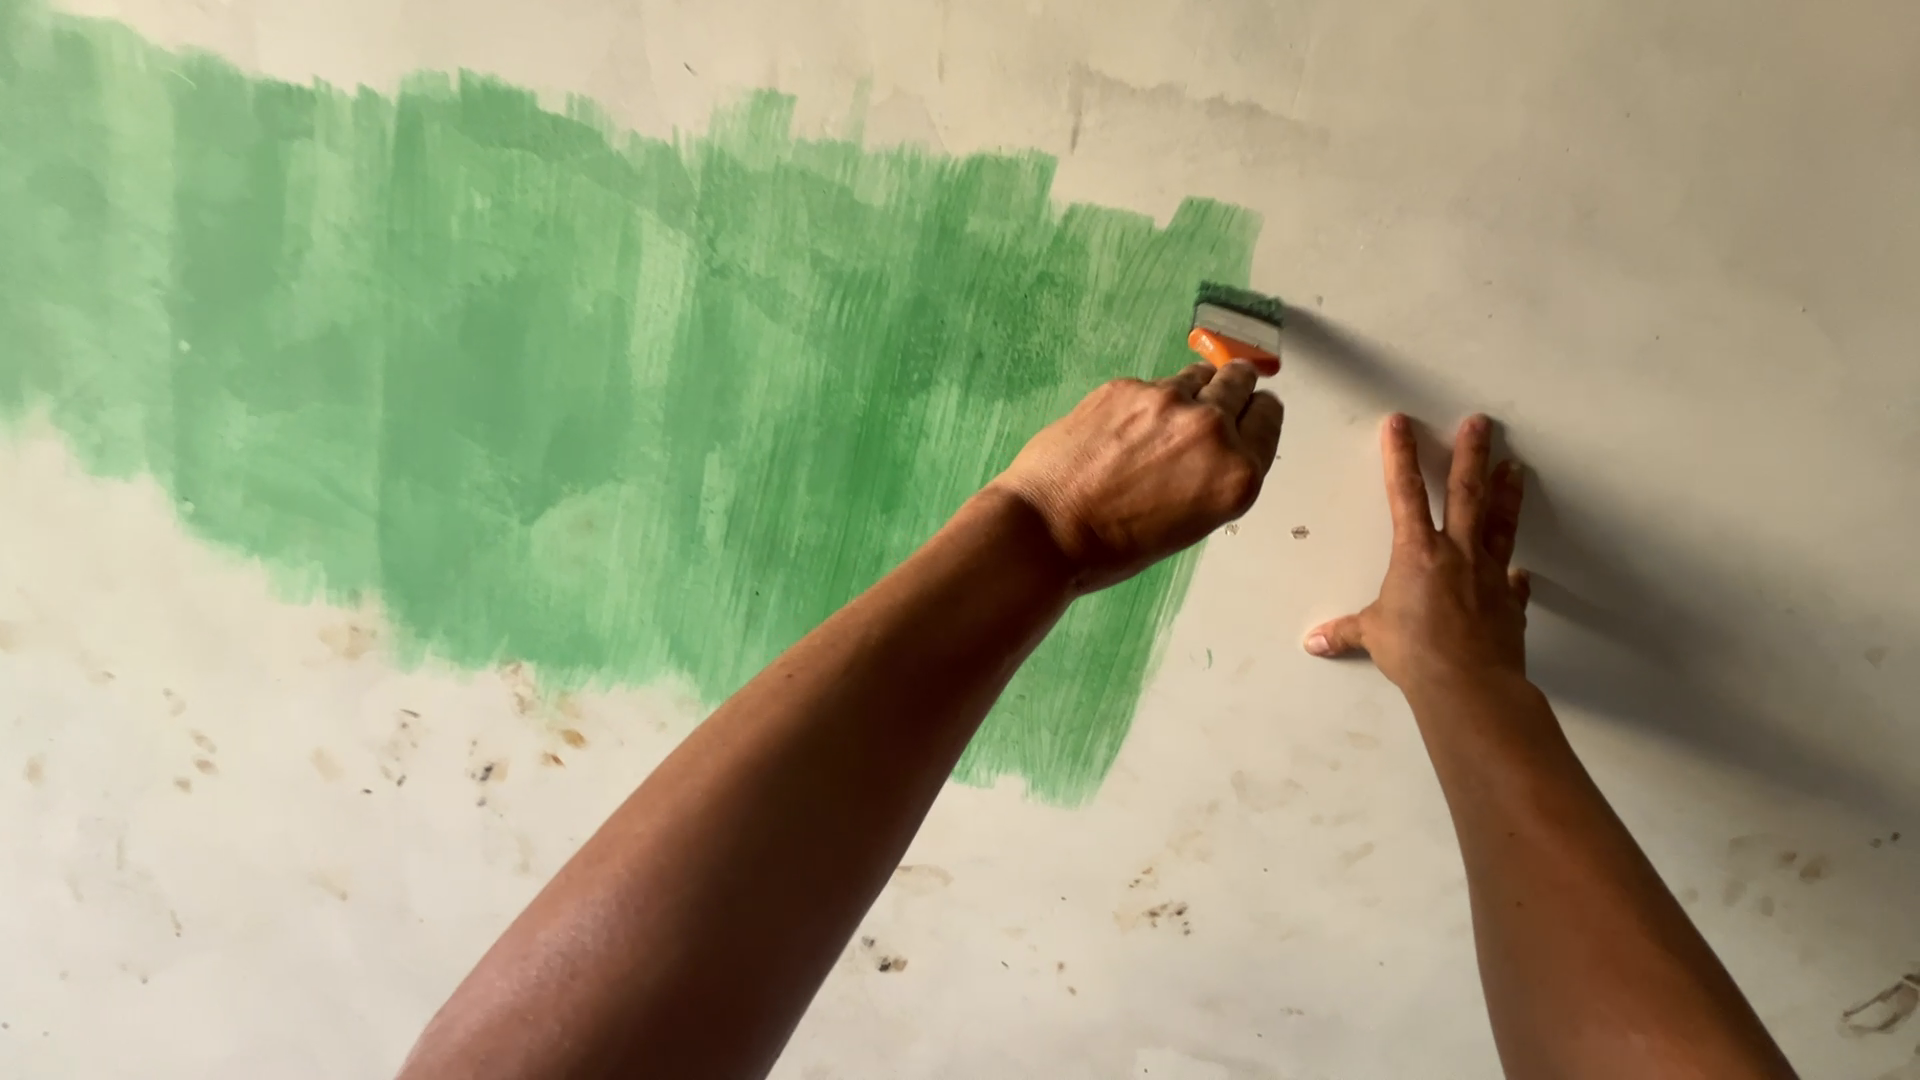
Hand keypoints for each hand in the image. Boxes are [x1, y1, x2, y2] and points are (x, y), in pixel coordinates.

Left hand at [988, 360, 1283, 592]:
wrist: (1046, 530)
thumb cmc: (1114, 547)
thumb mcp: (1190, 522)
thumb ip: (1215, 475)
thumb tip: (1215, 444)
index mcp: (1237, 474)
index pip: (1268, 418)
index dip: (1255, 415)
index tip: (1246, 414)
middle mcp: (1211, 429)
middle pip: (1240, 382)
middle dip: (1230, 390)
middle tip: (1213, 402)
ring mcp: (1166, 402)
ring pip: (1196, 376)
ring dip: (1187, 393)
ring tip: (1159, 423)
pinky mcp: (1125, 388)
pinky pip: (1149, 386)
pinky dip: (1141, 403)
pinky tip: (1117, 432)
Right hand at [1303, 414, 1528, 694]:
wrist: (1468, 684)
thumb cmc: (1414, 652)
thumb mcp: (1371, 635)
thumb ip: (1344, 632)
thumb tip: (1314, 642)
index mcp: (1415, 554)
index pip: (1403, 493)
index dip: (1399, 456)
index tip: (1400, 425)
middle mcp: (1455, 554)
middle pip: (1465, 492)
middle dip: (1470, 454)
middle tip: (1480, 423)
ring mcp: (1488, 575)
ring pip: (1497, 523)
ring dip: (1506, 493)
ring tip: (1516, 467)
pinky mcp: (1509, 601)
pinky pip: (1512, 580)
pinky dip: (1512, 572)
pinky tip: (1518, 569)